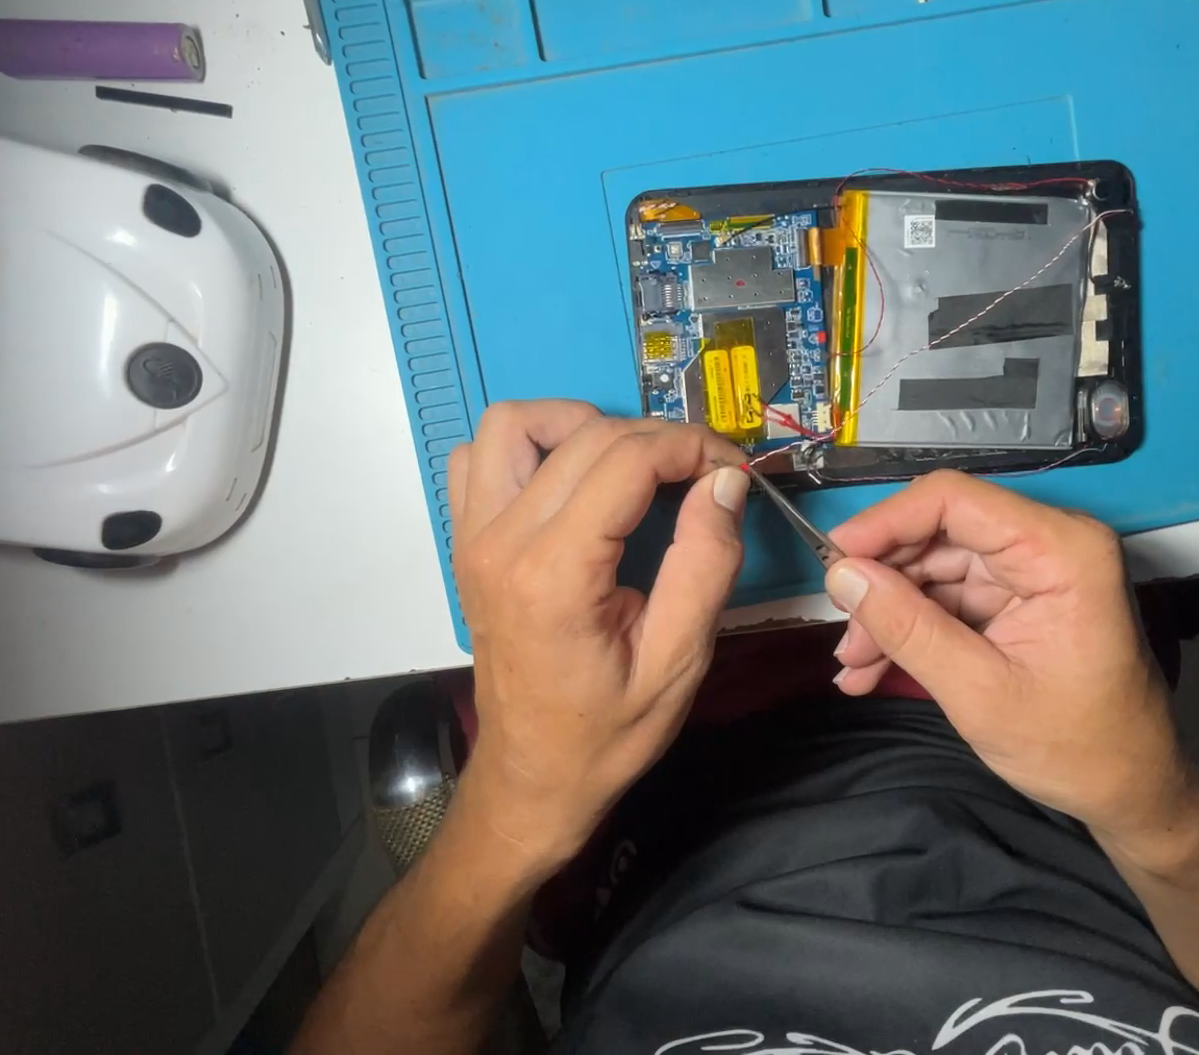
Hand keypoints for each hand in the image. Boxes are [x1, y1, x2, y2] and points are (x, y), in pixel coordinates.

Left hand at [447, 401, 748, 873]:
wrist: (532, 773)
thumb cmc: (606, 731)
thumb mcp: (679, 662)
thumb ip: (706, 563)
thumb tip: (725, 480)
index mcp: (555, 575)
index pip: (627, 461)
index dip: (692, 448)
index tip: (733, 469)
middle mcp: (501, 541)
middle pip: (586, 436)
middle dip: (658, 438)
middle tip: (702, 474)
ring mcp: (473, 536)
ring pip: (516, 424)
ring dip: (582, 426)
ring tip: (631, 465)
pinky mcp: (466, 540)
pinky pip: (481, 456)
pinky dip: (530, 446)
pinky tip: (572, 480)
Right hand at [825, 470, 1198, 841]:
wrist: (1132, 791)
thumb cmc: (1078, 748)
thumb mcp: (980, 694)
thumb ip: (908, 629)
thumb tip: (841, 576)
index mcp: (1058, 550)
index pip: (952, 500)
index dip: (884, 523)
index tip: (833, 562)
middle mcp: (1043, 544)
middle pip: (933, 533)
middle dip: (880, 583)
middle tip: (844, 634)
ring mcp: (1024, 570)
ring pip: (927, 567)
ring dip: (885, 613)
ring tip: (855, 666)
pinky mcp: (1009, 596)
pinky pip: (940, 596)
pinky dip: (905, 629)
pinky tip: (873, 667)